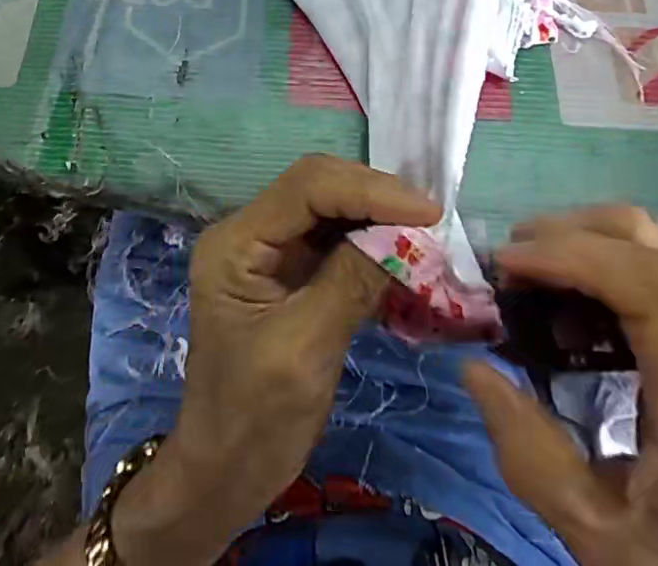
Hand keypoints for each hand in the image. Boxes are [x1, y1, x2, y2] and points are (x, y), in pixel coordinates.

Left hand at [111, 156, 440, 565]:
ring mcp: (267, 252)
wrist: (225, 468)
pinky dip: (371, 244)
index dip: (368, 190)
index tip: (429, 212)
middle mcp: (248, 233)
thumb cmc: (254, 416)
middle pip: (316, 188)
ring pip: (329, 210)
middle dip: (375, 198)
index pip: (305, 188)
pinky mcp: (288, 273)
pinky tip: (402, 256)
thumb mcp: (304, 349)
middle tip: (432, 223)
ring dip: (378, 218)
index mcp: (235, 243)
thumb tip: (407, 236)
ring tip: (426, 236)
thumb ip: (351, 283)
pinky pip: (334, 241)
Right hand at [463, 206, 657, 565]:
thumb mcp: (594, 533)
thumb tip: (475, 368)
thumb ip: (528, 452)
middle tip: (507, 266)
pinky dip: (607, 267)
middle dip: (566, 235)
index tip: (506, 265)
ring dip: (584, 246)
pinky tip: (576, 307)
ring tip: (534, 285)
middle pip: (655, 250)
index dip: (573, 256)